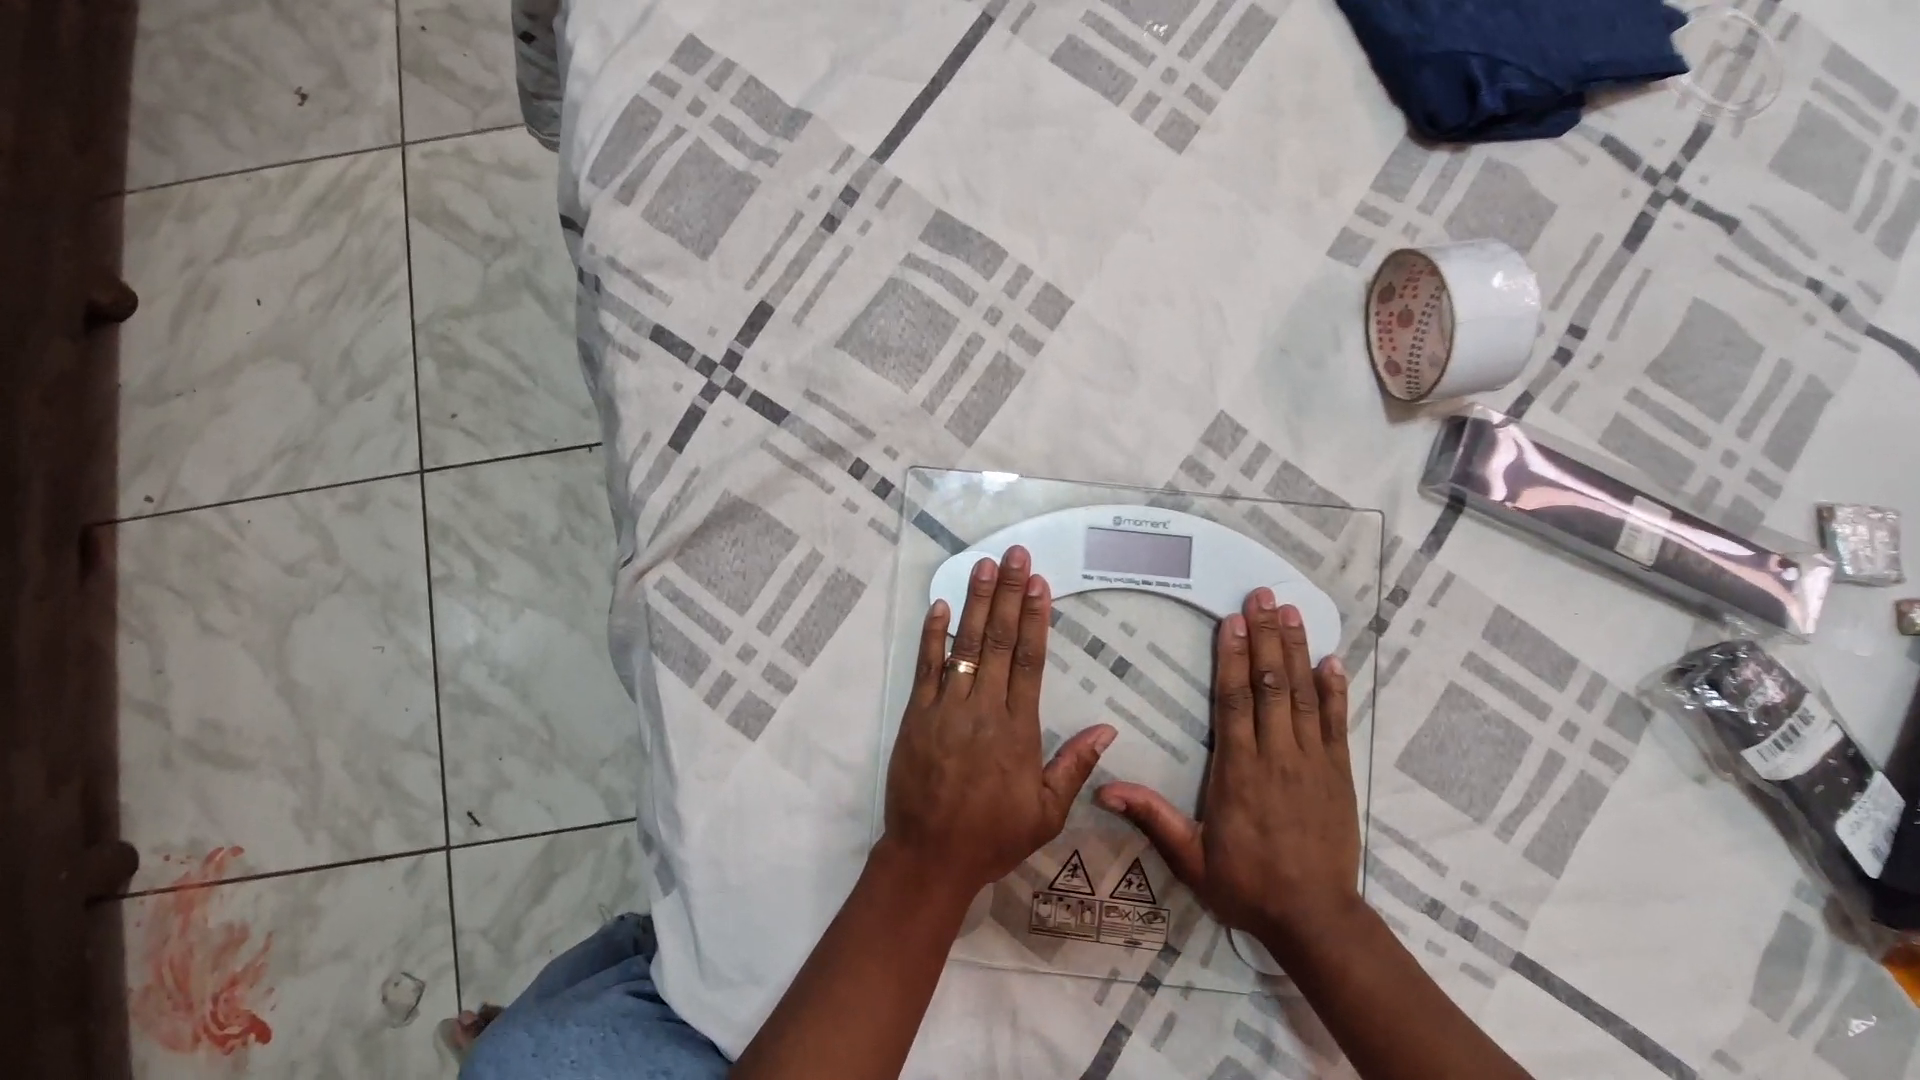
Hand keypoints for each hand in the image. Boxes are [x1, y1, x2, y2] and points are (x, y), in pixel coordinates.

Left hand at [880, 546, 1116, 895]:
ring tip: (983, 565)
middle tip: (1014, 555)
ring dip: (974, 602)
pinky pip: (926, 667)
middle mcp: (983, 709)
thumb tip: (1108, 728)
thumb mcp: (1047, 812)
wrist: (930, 856)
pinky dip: (932, 635)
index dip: (1034, 618)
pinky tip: (939, 605)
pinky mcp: (917, 715)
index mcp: (1017, 730)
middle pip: (998, 641)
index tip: (1039, 584)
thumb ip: (1074, 766)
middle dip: (1007, 594)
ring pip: (964, 645)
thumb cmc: (993, 836)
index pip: (1029, 661)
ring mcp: (946, 709)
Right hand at [1096, 588, 1359, 956]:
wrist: (1313, 917)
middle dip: (1265, 637)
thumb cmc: (1247, 885)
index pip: (1234, 701)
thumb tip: (1105, 790)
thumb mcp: (1191, 858)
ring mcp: (1313, 762)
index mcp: (1239, 771)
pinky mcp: (1339, 774)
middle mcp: (1277, 756)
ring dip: (1296, 651)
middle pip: (1269, 685)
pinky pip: (1336, 723)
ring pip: (1301, 695)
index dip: (1233, 658)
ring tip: (1291, 611)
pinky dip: (1334, 690)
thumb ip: (1153, 818)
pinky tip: (1331, 660)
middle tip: (1263, 596)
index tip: (1232, 621)